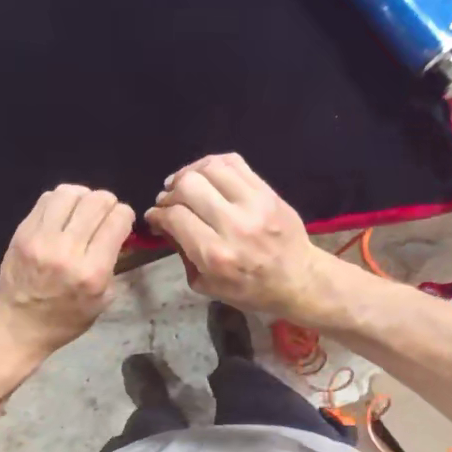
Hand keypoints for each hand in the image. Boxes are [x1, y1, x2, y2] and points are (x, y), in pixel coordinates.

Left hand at [0, 184, 135, 360]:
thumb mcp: (103, 299)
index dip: (125, 216)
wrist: (19, 325)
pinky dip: (60, 201)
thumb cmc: (66, 319)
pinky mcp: (22, 233)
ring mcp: (40, 239)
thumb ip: (114, 262)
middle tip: (103, 215)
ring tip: (81, 210)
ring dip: (83, 197)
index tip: (121, 223)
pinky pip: (46, 199)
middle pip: (97, 201)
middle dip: (107, 203)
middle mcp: (66, 251)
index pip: (117, 220)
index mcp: (92, 272)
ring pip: (70, 192)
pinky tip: (62, 214)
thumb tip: (119, 231)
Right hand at [145, 153, 345, 319]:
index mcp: (216, 255)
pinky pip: (233, 162)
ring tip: (183, 184)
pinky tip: (204, 175)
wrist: (298, 279)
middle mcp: (234, 225)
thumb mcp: (205, 284)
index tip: (154, 216)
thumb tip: (163, 223)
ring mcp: (255, 204)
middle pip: (188, 186)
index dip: (157, 213)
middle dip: (170, 193)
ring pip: (209, 168)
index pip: (175, 217)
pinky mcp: (268, 192)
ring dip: (188, 174)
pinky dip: (211, 164)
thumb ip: (182, 252)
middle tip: (168, 202)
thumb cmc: (248, 289)